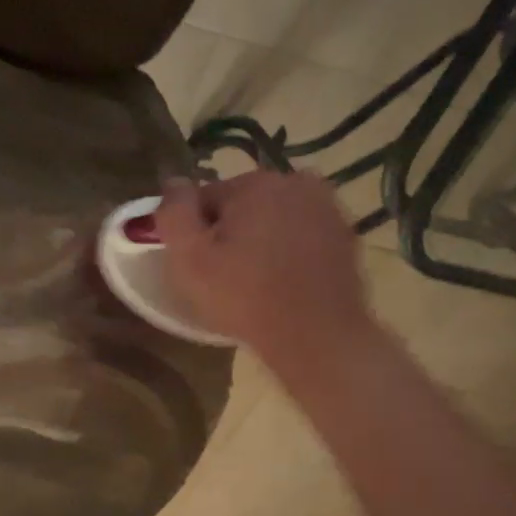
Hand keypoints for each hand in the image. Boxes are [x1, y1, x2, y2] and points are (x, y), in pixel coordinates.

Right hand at [154, 170, 373, 358]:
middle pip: (241, 204)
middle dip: (226, 232)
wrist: (315, 333)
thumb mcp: (188, 259)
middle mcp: (296, 182)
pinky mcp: (343, 233)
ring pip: (271, 218)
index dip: (191, 232)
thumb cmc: (243, 296)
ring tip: (251, 280)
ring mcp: (326, 207)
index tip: (193, 264)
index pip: (204, 198)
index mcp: (255, 183)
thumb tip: (172, 183)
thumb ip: (173, 214)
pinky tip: (278, 281)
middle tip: (220, 275)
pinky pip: (299, 234)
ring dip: (256, 240)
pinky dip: (285, 251)